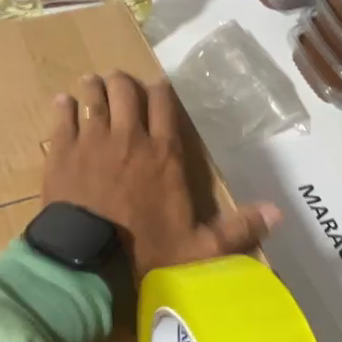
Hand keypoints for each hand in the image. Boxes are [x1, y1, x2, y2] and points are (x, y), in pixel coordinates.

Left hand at [42, 73, 279, 277]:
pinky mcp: (62, 149)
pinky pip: (63, 115)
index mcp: (164, 152)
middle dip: (123, 83)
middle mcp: (129, 136)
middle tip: (120, 87)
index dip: (160, 90)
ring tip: (92, 86)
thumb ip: (238, 228)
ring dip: (95, 87)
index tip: (156, 89)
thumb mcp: (199, 247)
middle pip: (126, 89)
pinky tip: (64, 103)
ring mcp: (93, 139)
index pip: (164, 102)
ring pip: (95, 95)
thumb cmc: (144, 252)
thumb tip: (279, 214)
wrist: (88, 258)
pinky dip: (65, 106)